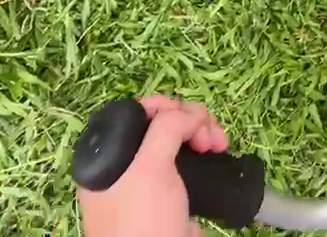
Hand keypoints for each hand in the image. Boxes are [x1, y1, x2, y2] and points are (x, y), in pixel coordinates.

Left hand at [79, 95, 228, 236]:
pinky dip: (205, 146)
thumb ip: (167, 129)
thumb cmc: (143, 221)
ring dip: (204, 130)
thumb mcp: (149, 169)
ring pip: (180, 136)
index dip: (166, 106)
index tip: (189, 117)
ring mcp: (148, 179)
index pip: (136, 112)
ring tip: (219, 144)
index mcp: (107, 158)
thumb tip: (192, 114)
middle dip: (192, 119)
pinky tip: (216, 151)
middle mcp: (125, 165)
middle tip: (210, 135)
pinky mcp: (170, 191)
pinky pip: (189, 155)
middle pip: (163, 121)